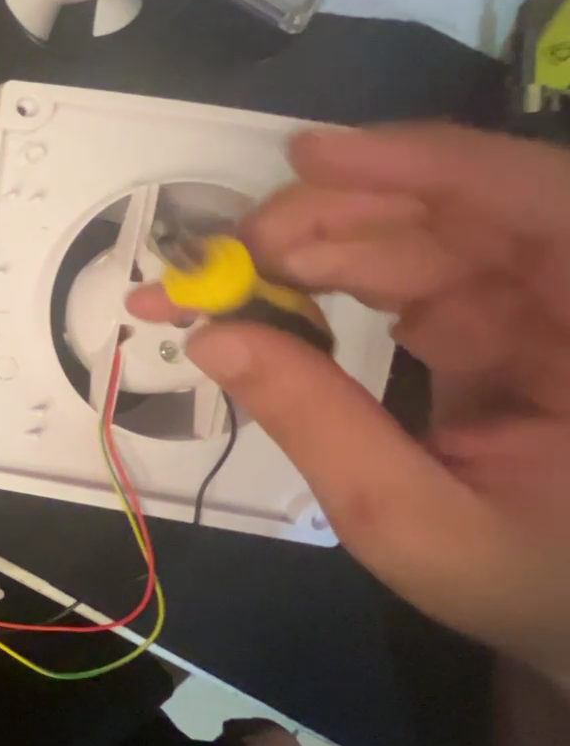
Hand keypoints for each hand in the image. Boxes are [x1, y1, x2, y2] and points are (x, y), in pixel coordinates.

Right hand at [130, 126, 569, 684]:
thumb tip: (209, 336)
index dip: (426, 169)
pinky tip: (257, 302)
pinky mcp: (505, 332)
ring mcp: (549, 317)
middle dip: (328, 221)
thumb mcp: (409, 520)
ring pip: (425, 244)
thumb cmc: (533, 588)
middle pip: (465, 218)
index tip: (306, 157)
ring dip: (308, 253)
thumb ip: (314, 424)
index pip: (542, 211)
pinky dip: (325, 287)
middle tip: (214, 258)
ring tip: (209, 284)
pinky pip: (413, 285)